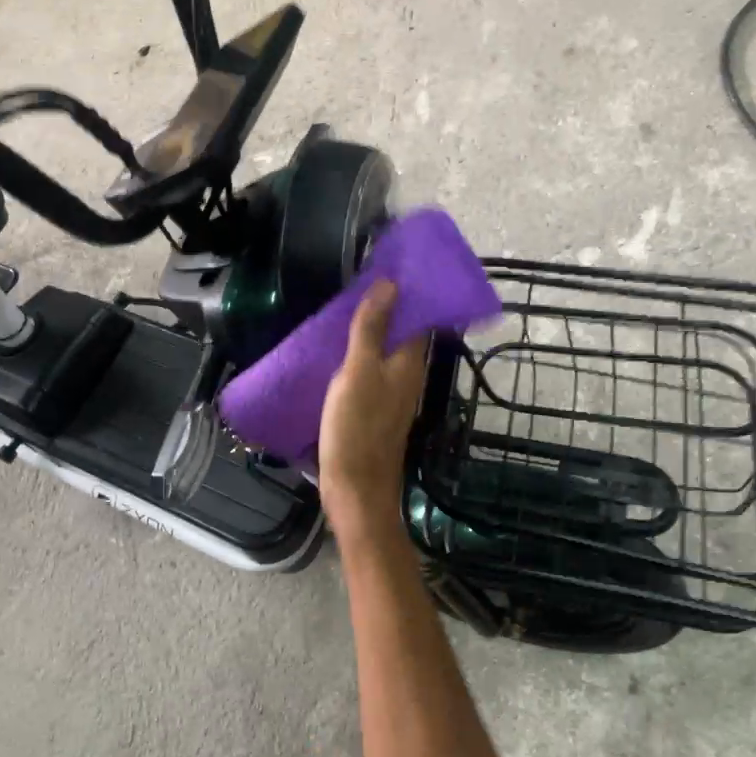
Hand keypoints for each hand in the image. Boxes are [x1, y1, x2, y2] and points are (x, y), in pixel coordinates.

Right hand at [318, 280, 426, 540]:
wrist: (355, 491)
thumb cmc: (357, 428)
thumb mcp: (358, 373)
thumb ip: (372, 330)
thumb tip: (390, 284)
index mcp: (411, 363)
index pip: (418, 317)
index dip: (406, 292)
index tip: (389, 266)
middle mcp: (409, 376)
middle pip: (402, 334)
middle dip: (387, 308)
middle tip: (360, 282)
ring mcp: (392, 395)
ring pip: (386, 353)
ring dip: (372, 332)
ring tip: (345, 309)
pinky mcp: (375, 411)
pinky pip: (372, 372)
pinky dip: (360, 356)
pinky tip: (337, 351)